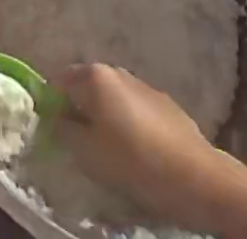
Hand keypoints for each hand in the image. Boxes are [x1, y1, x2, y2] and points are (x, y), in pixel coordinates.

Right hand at [58, 64, 239, 232]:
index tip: (55, 130)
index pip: (59, 81)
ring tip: (110, 147)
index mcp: (94, 76)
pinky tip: (136, 147)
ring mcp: (142, 84)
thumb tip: (56, 118)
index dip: (53, 105)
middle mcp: (117, 71)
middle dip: (79, 108)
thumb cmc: (132, 161)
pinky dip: (127, 120)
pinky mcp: (163, 101)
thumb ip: (63, 129)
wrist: (194, 176)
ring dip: (104, 114)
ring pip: (111, 96)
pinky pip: (133, 106)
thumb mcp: (86, 152)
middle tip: (80, 141)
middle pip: (86, 85)